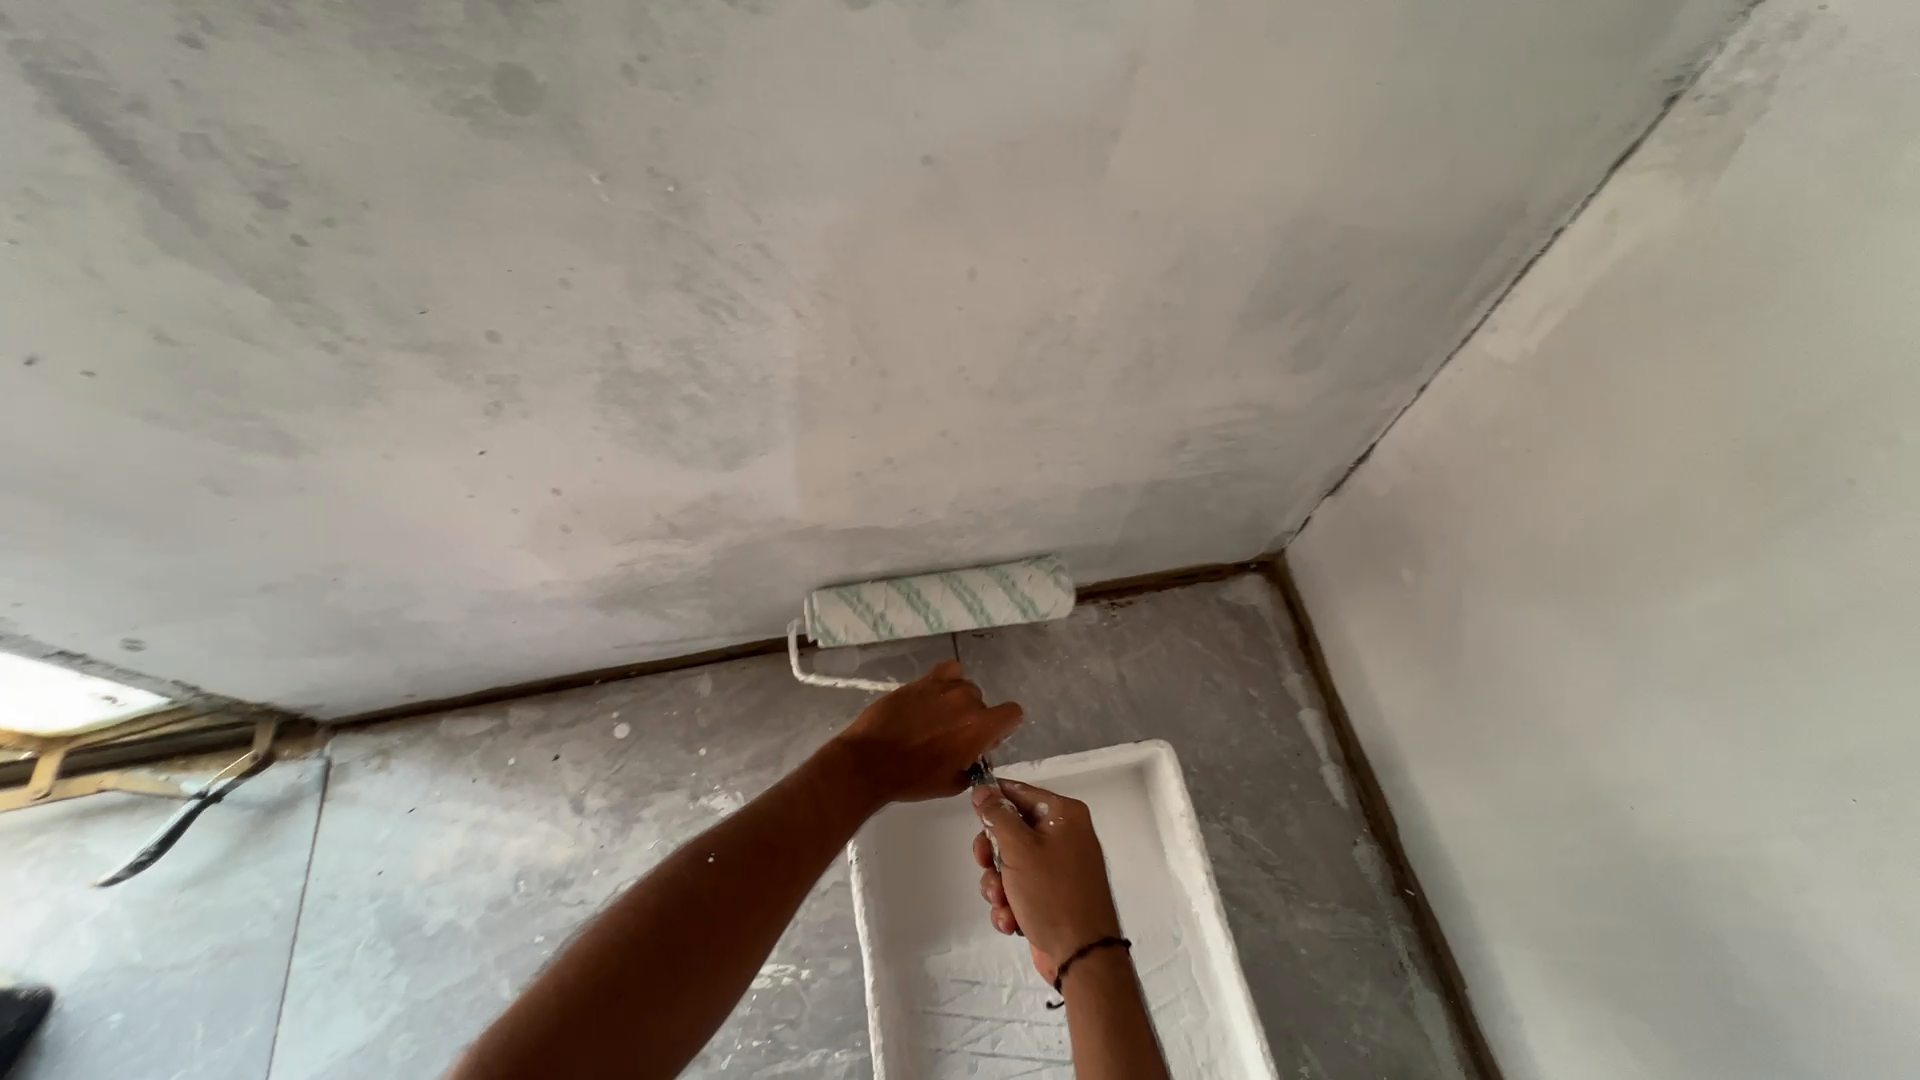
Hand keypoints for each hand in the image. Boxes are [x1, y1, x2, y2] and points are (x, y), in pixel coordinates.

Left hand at [832, 660, 1022, 805]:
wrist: (870, 762)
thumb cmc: (912, 778)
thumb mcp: (952, 784)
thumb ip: (972, 766)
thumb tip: (972, 758)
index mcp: (981, 727)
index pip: (1013, 714)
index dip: (1001, 728)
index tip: (983, 741)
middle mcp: (968, 701)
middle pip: (983, 704)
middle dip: (973, 720)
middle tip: (950, 738)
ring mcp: (944, 687)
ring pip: (964, 689)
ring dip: (956, 702)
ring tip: (934, 719)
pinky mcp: (922, 680)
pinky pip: (949, 670)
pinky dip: (946, 681)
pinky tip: (933, 696)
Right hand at [971, 779, 1122, 981]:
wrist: (1082, 956)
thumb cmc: (1051, 893)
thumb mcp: (1019, 849)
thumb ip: (997, 815)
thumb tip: (984, 789)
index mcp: (1064, 815)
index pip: (1020, 792)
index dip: (993, 800)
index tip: (972, 812)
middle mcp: (1064, 836)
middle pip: (1011, 830)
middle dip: (993, 854)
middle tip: (985, 865)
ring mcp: (1059, 868)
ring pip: (1010, 863)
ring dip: (998, 885)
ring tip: (1002, 903)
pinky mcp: (1052, 896)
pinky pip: (1020, 888)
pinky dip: (1010, 904)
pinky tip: (1011, 921)